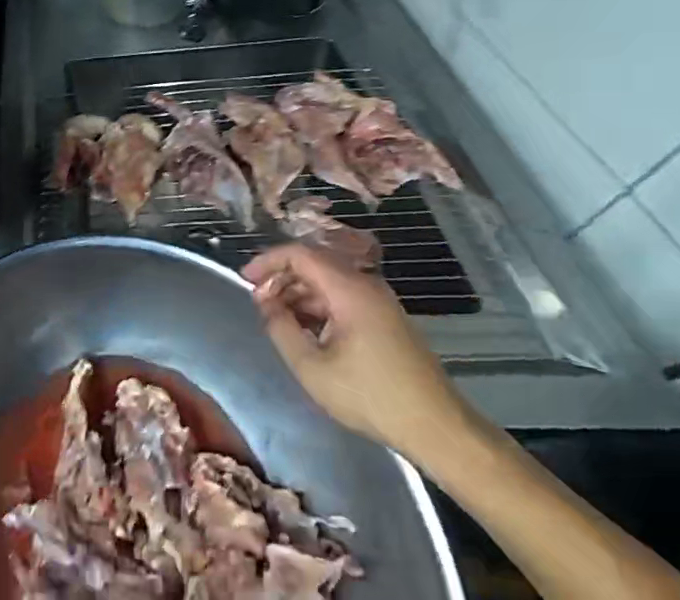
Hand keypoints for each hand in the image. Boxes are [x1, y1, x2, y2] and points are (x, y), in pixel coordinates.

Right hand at [242, 243, 467, 455]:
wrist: (434, 424)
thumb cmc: (370, 396)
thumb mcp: (313, 368)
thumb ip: (282, 329)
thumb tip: (265, 302)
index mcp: (349, 288)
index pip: (301, 254)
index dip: (269, 261)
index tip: (245, 279)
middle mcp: (366, 284)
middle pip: (315, 265)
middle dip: (282, 279)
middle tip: (258, 304)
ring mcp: (379, 300)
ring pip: (329, 282)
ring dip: (299, 294)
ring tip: (277, 320)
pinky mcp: (385, 317)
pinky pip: (344, 298)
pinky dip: (319, 307)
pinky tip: (306, 331)